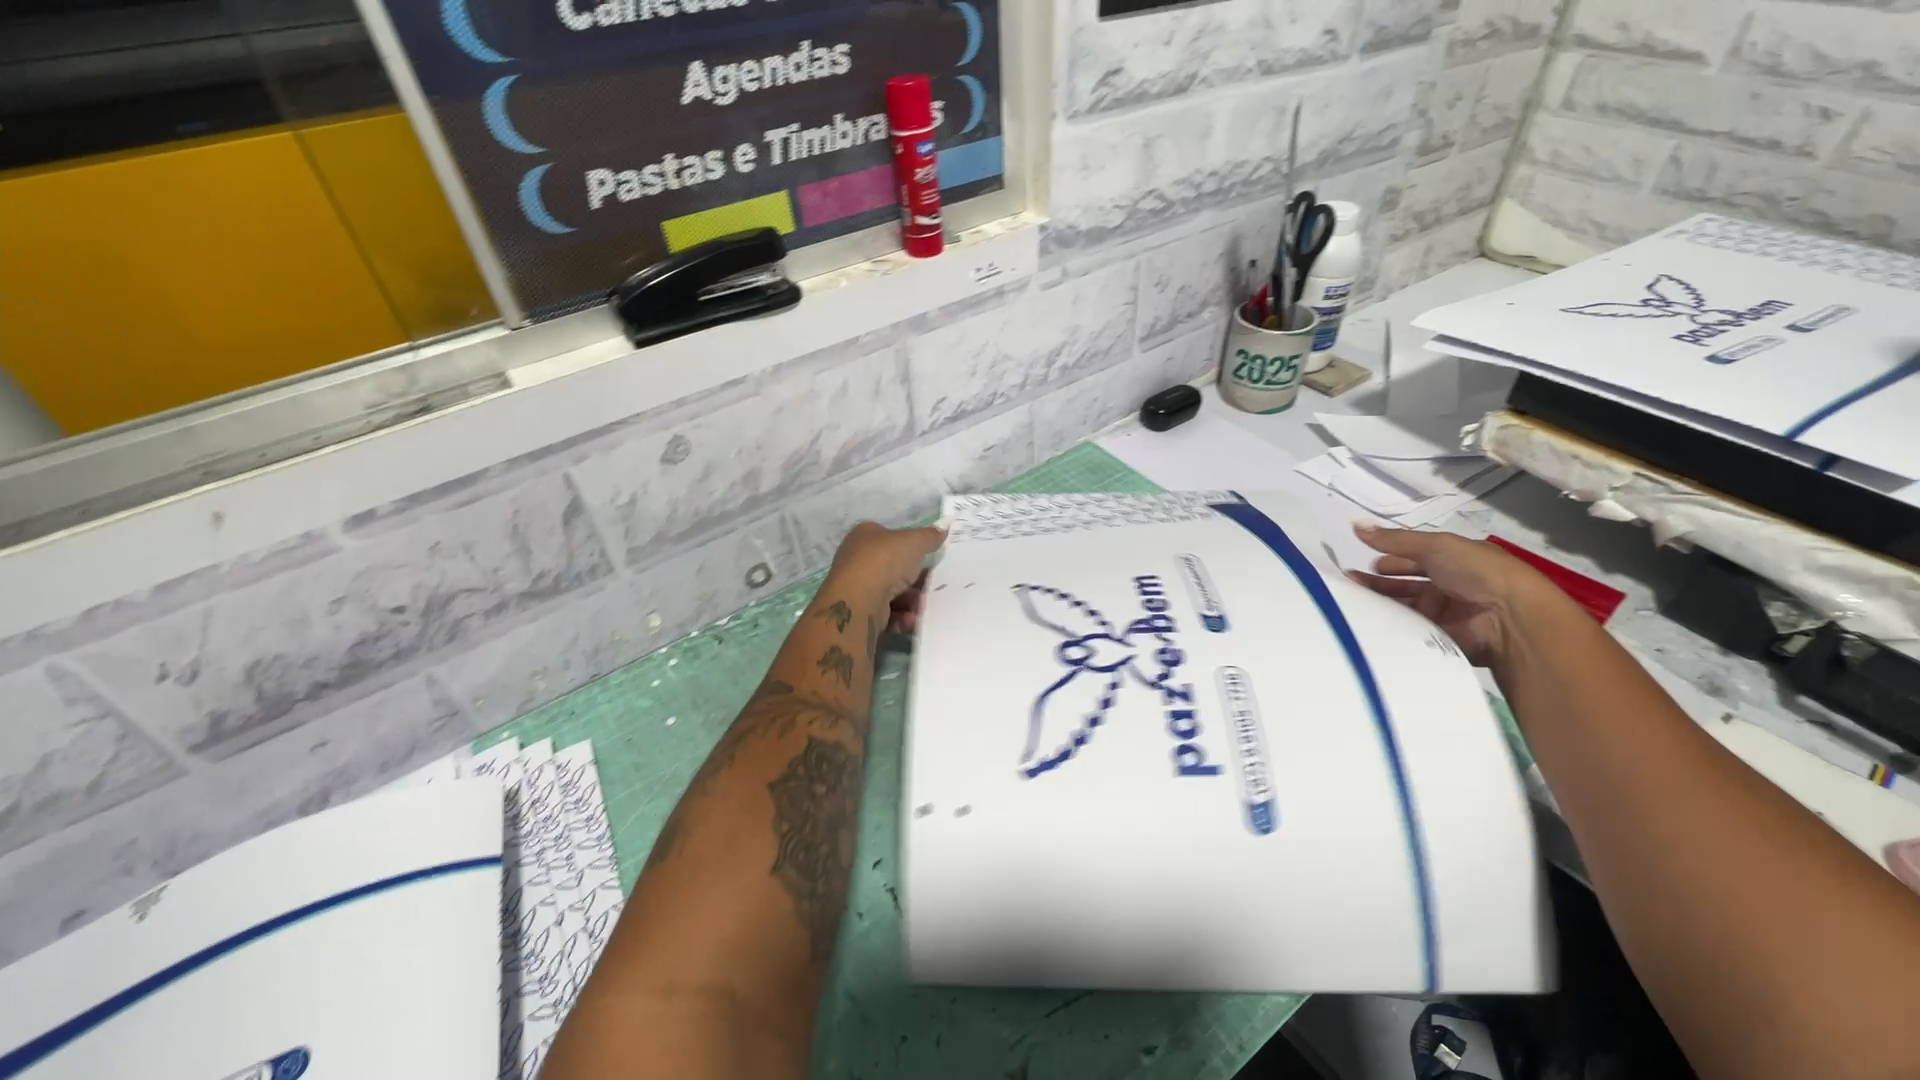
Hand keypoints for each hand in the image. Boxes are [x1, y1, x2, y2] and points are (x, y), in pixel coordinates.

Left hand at [827, 523, 944, 632]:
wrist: (858, 601)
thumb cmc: (885, 561)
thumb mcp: (914, 542)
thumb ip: (929, 536)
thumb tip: (944, 527)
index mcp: (864, 536)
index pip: (890, 538)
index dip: (910, 549)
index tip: (928, 560)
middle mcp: (856, 559)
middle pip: (893, 569)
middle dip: (914, 581)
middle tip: (930, 588)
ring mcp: (856, 586)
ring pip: (891, 593)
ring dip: (910, 602)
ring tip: (921, 608)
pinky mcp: (858, 611)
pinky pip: (885, 612)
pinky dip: (899, 617)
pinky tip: (909, 620)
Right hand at [1346, 525, 1564, 667]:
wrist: (1508, 617)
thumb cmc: (1475, 571)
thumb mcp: (1434, 545)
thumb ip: (1394, 539)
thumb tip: (1354, 524)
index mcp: (1452, 561)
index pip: (1413, 559)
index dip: (1388, 558)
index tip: (1361, 561)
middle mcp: (1447, 587)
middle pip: (1404, 585)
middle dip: (1377, 583)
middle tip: (1348, 582)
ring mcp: (1443, 614)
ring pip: (1403, 607)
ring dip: (1379, 603)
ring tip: (1350, 600)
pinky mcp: (1438, 639)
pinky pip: (1408, 630)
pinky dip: (1389, 625)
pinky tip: (1366, 621)